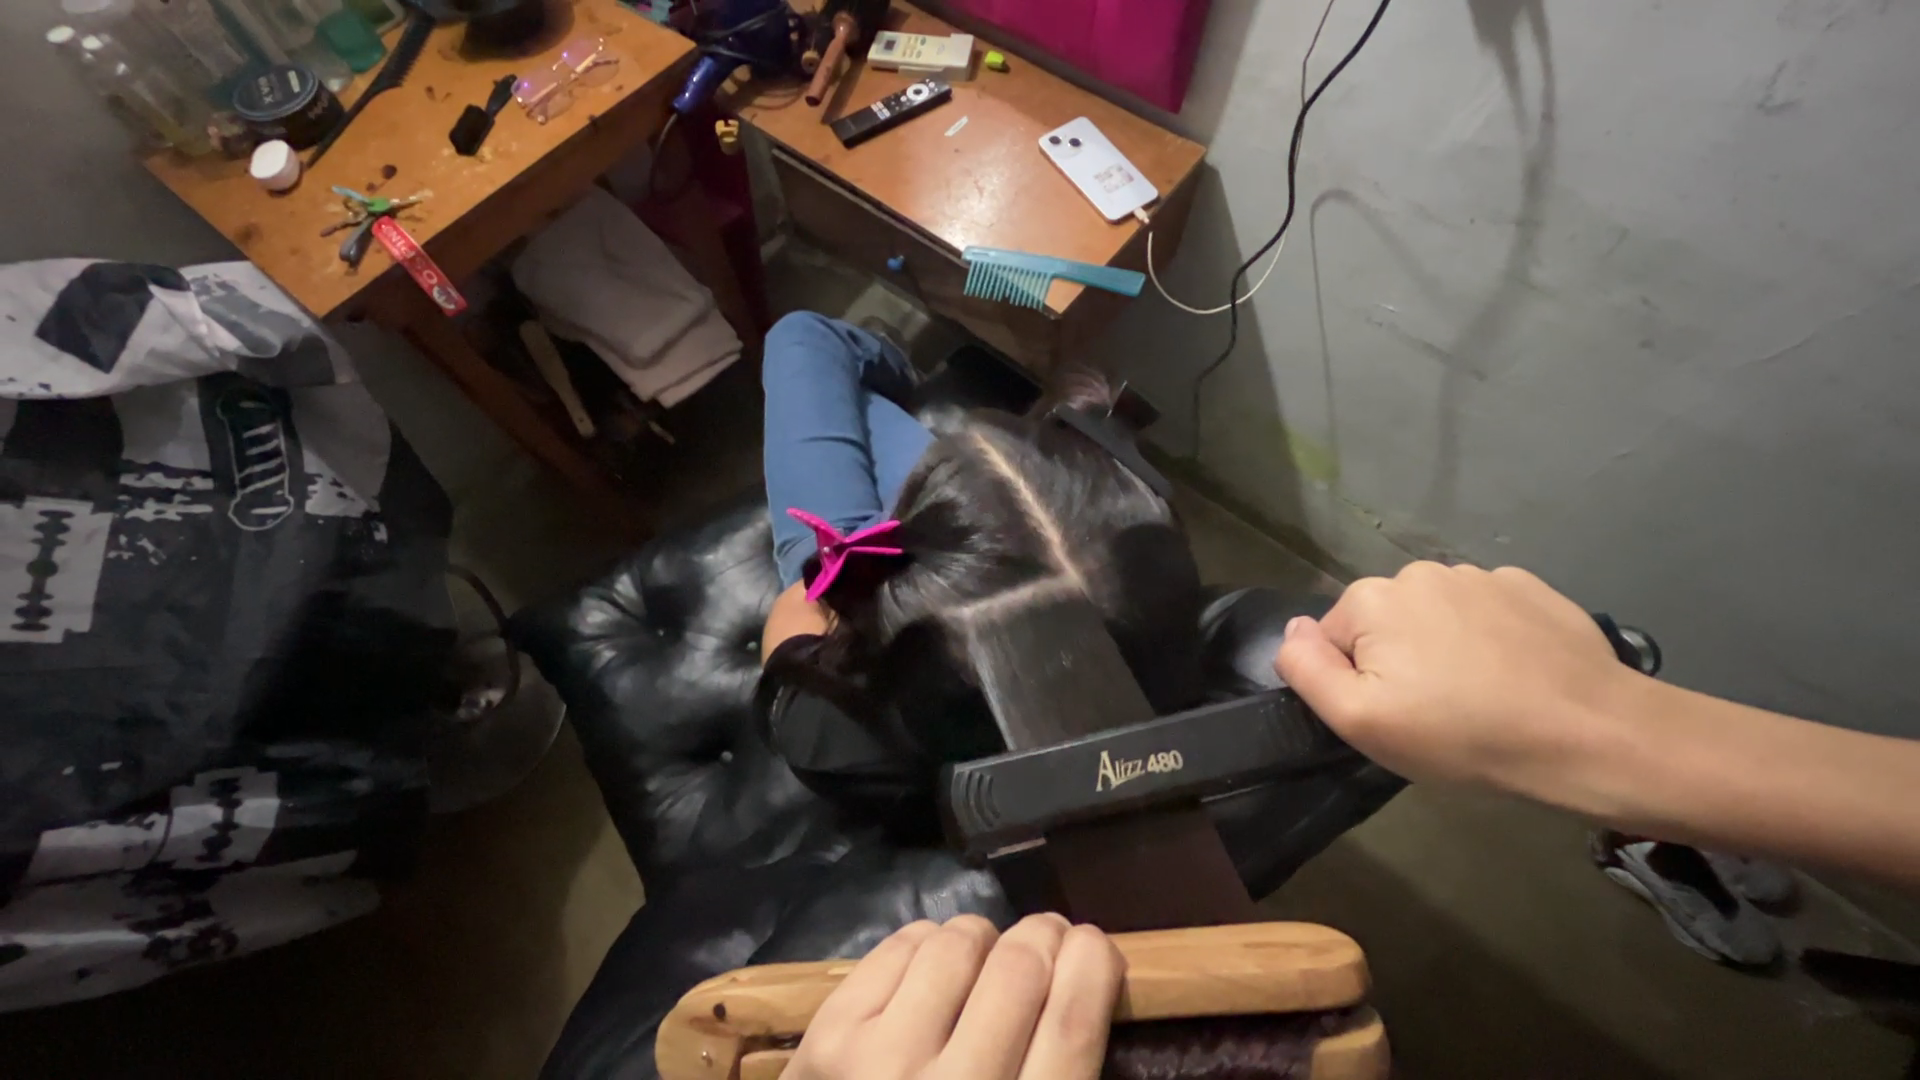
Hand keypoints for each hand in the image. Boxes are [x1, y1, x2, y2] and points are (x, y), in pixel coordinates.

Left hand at [784, 914, 1124, 1079]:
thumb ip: (1059, 1074)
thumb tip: (1083, 976)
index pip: (1071, 1023)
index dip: (1093, 965)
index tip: (1094, 945)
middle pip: (1020, 968)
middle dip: (1044, 936)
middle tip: (1046, 937)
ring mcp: (882, 1062)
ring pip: (959, 942)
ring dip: (983, 940)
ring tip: (983, 962)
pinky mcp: (831, 1036)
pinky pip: (903, 943)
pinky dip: (928, 943)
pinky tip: (930, 973)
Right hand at [1274, 562, 1645, 796]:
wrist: (1594, 736)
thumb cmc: (1462, 734)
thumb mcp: (1360, 720)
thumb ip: (1306, 669)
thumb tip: (1293, 630)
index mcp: (1372, 598)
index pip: (1334, 640)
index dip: (1356, 681)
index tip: (1398, 714)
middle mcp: (1418, 573)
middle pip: (1382, 623)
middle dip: (1397, 660)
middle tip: (1436, 710)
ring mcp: (1479, 575)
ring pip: (1433, 616)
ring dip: (1442, 647)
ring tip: (1481, 695)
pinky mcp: (1529, 587)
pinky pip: (1483, 611)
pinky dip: (1487, 637)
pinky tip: (1514, 674)